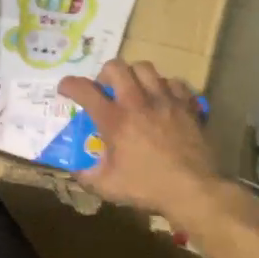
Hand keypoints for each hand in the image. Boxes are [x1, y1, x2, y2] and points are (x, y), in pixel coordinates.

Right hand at [58, 60, 223, 221]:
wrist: (193, 190)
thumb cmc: (147, 188)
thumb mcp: (106, 187)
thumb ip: (85, 176)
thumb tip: (75, 170)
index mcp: (114, 120)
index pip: (84, 89)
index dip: (69, 85)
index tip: (65, 89)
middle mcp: (138, 102)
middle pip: (116, 67)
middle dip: (104, 74)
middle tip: (105, 89)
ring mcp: (165, 101)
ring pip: (146, 68)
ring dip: (134, 76)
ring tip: (134, 90)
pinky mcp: (187, 106)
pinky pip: (174, 83)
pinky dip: (164, 87)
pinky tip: (162, 100)